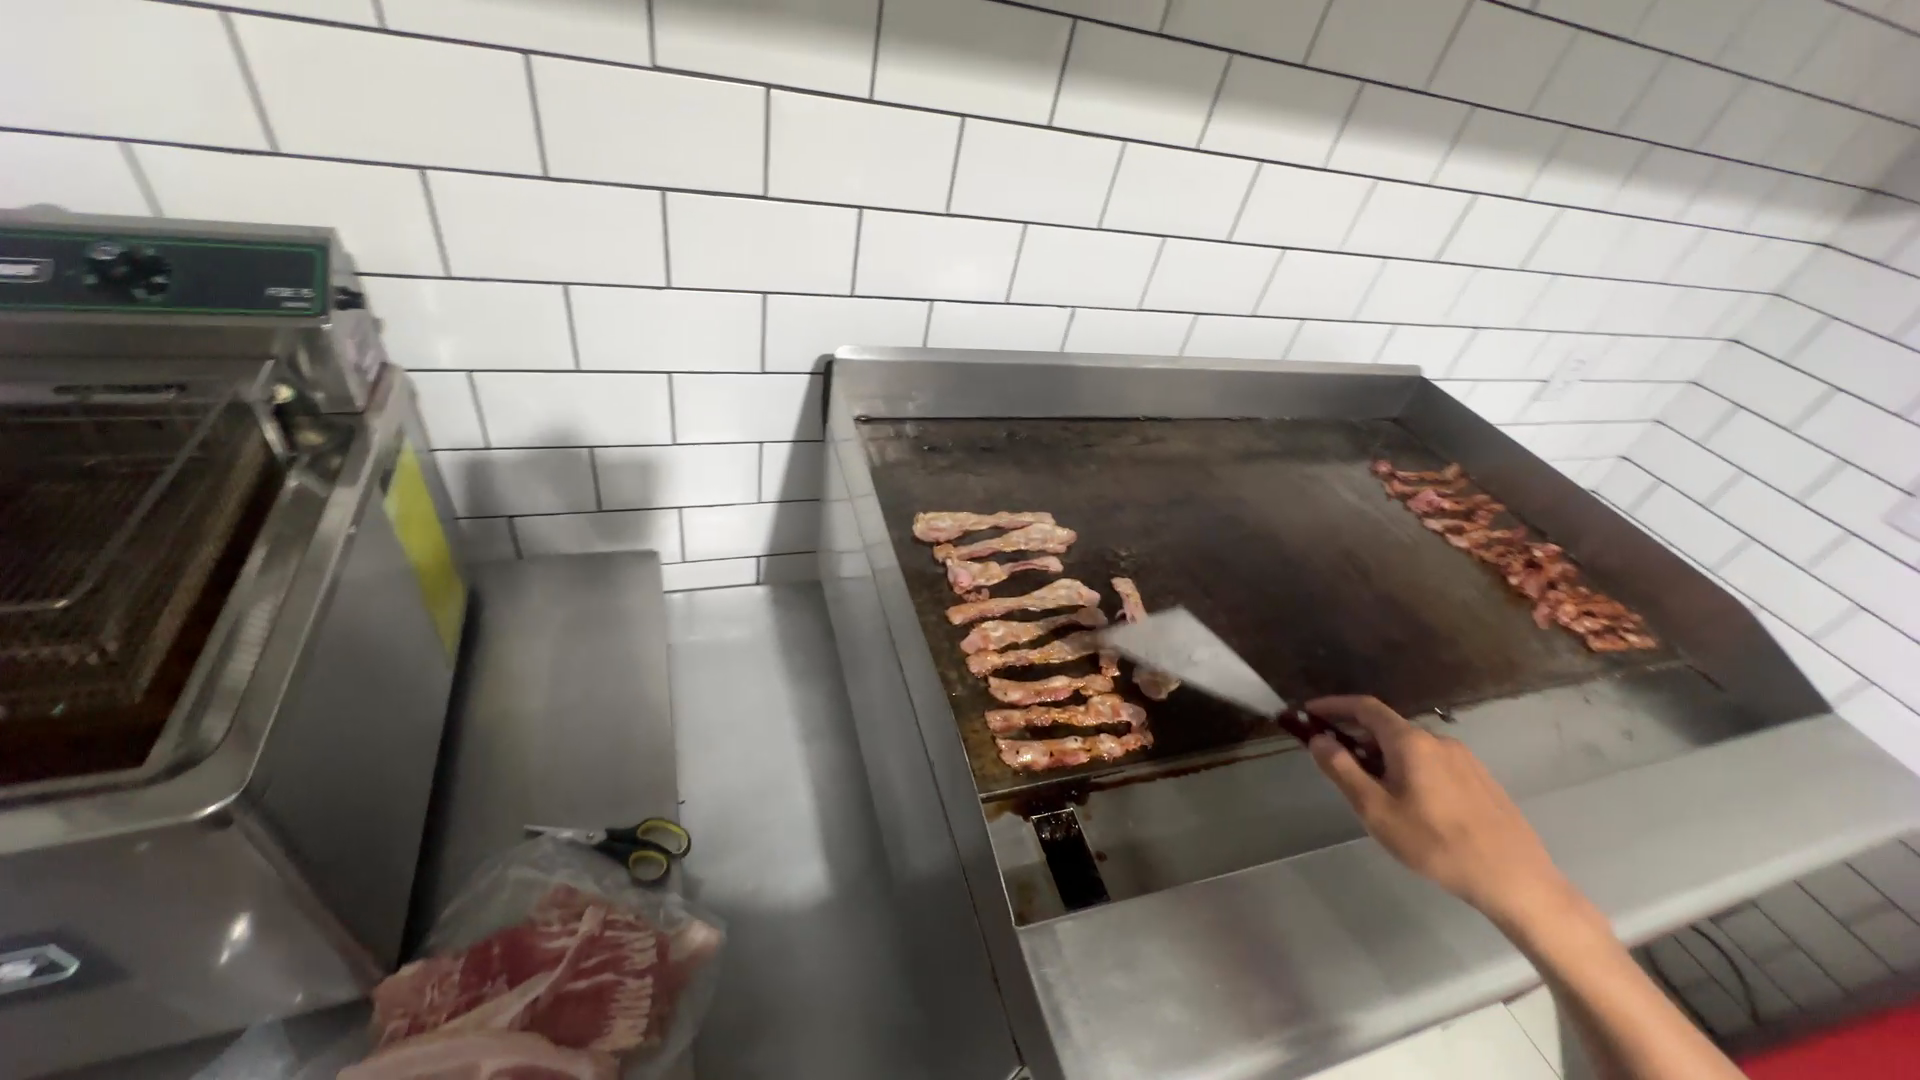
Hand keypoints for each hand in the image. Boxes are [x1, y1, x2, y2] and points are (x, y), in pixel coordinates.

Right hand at [1305, 695, 1573, 927]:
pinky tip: (1412, 807)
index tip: (1309, 713)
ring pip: (1411, 749)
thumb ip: (1343, 770)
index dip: (1334, 705)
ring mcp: (1464, 759)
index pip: (1365, 707)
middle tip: (1337, 768)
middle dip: (1357, 739)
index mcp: (1410, 743)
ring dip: (1383, 759)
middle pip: (1388, 729)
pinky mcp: (1480, 780)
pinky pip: (1433, 764)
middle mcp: (1438, 741)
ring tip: (1374, 796)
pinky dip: (1408, 770)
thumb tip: (1319, 739)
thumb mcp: (1376, 810)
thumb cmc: (1436, 844)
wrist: (1514, 878)